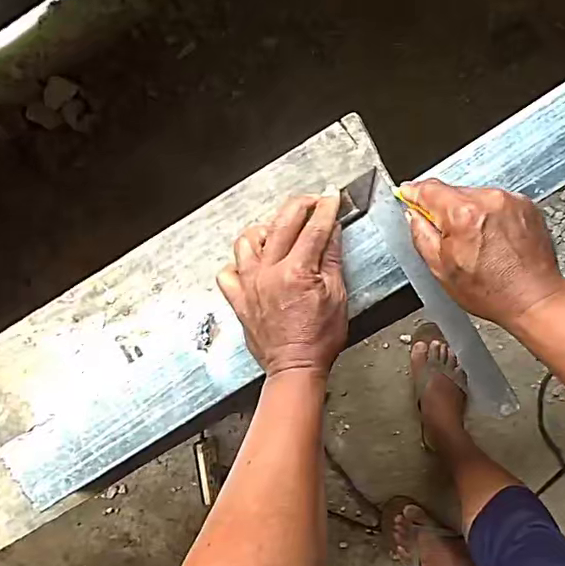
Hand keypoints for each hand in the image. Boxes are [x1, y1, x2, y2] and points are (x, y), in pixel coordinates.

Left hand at [218, 193, 348, 378]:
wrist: (295, 367)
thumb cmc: (317, 340)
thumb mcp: (337, 296)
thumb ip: (332, 260)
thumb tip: (331, 232)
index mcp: (297, 272)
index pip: (313, 228)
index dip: (324, 208)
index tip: (330, 197)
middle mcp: (268, 273)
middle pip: (281, 224)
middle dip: (299, 206)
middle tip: (311, 202)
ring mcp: (250, 285)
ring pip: (247, 241)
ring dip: (264, 229)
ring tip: (278, 230)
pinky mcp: (239, 299)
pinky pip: (227, 272)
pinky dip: (238, 262)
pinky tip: (252, 262)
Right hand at [399, 179, 564, 327]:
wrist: (534, 298)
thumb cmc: (492, 292)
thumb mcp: (441, 269)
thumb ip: (421, 235)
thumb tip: (413, 216)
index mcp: (463, 214)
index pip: (428, 189)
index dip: (413, 193)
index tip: (407, 194)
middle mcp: (488, 199)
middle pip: (453, 192)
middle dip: (445, 211)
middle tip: (448, 240)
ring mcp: (510, 200)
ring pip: (475, 197)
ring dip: (469, 214)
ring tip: (476, 246)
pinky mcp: (526, 205)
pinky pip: (495, 203)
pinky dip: (489, 217)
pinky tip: (492, 242)